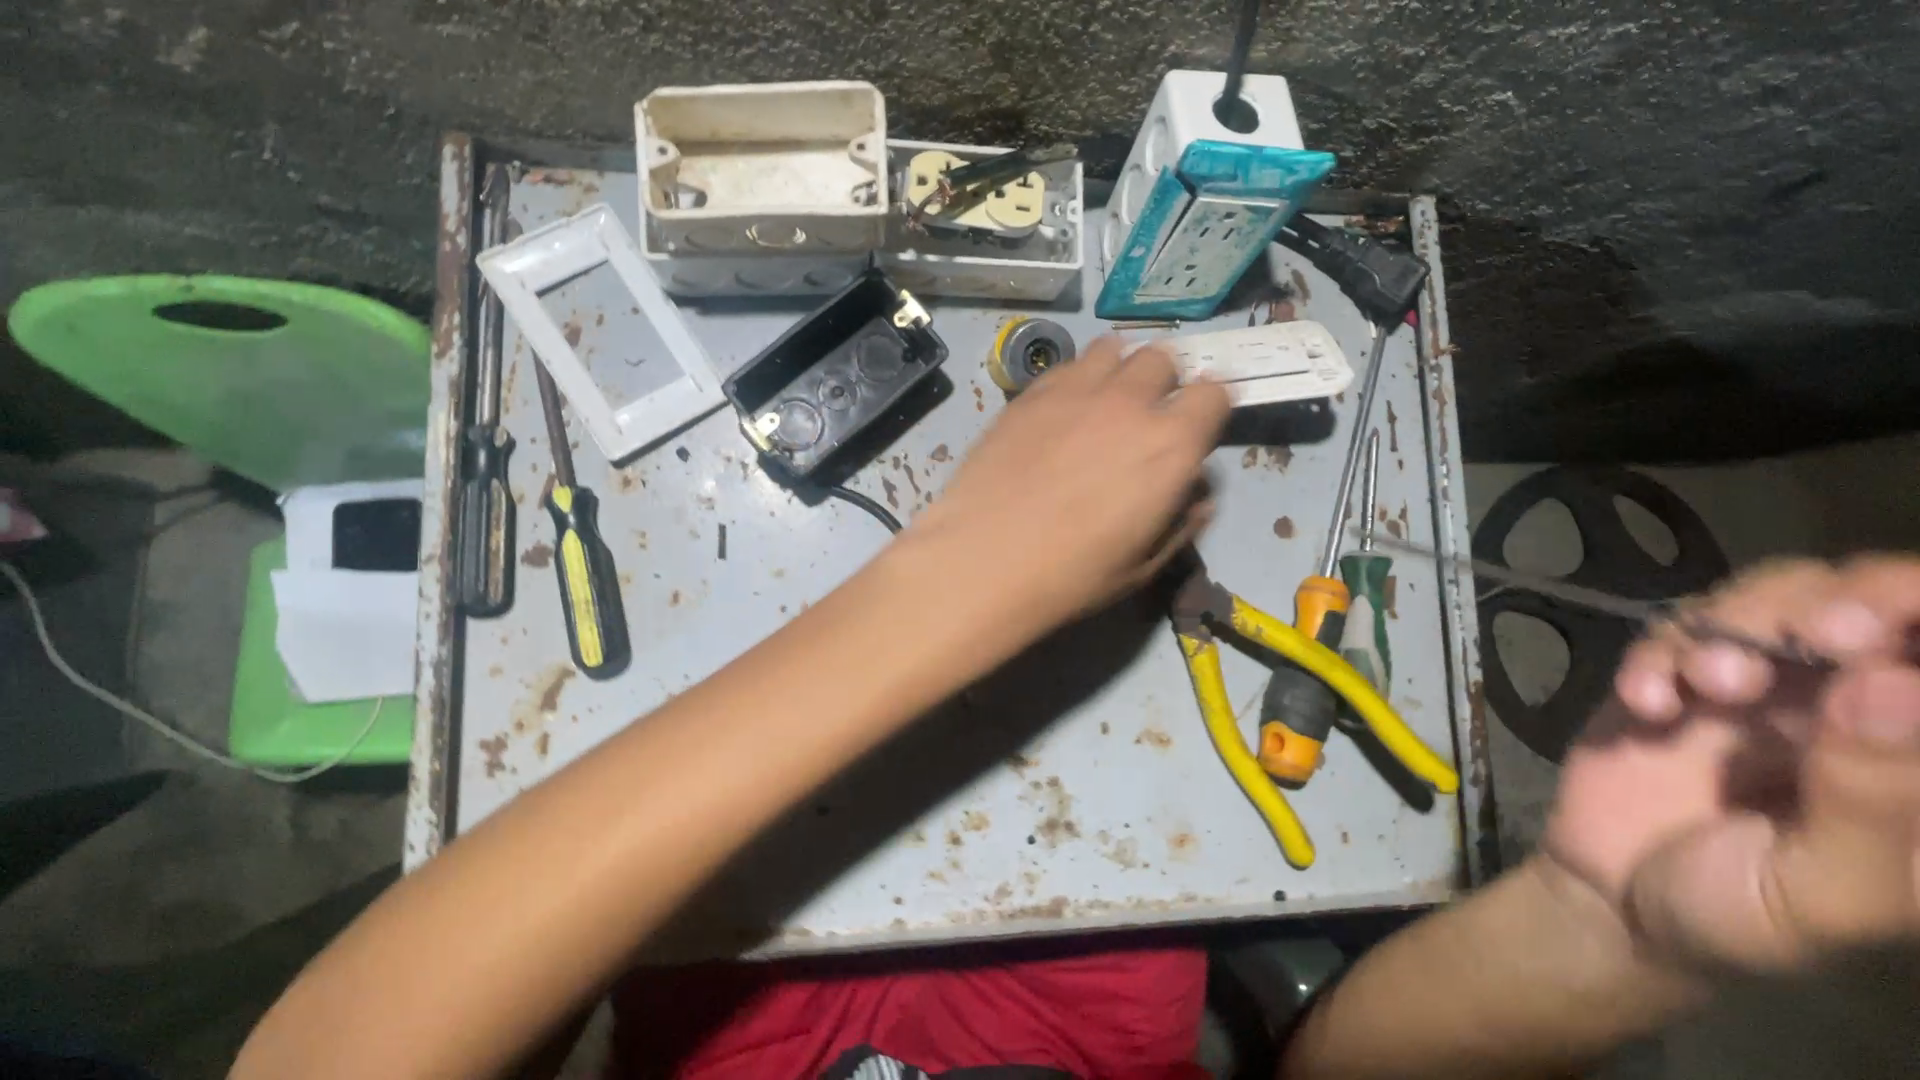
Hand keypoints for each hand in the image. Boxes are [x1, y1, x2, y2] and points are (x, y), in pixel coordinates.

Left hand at [899, 338, 1228, 633]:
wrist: (984, 558)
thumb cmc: (1072, 574)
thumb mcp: (1143, 565)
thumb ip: (1181, 522)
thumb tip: (1197, 495)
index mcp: (1171, 445)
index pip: (1214, 394)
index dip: (1208, 408)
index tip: (1196, 425)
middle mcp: (1130, 403)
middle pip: (1163, 359)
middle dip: (1165, 380)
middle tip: (1149, 412)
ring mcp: (1077, 390)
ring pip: (1114, 349)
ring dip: (1121, 368)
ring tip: (1107, 398)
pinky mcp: (1031, 392)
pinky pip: (1069, 364)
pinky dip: (1078, 376)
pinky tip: (1064, 407)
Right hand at [1545, 556, 1919, 971]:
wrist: (1614, 904)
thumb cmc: (1747, 920)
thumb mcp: (1827, 893)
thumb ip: (1871, 802)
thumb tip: (1894, 683)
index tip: (1882, 629)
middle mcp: (1856, 703)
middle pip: (1869, 597)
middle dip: (1843, 602)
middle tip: (1817, 636)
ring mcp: (1762, 685)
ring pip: (1773, 595)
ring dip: (1742, 622)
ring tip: (1712, 685)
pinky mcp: (1675, 677)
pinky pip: (1672, 630)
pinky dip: (1657, 656)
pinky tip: (1648, 705)